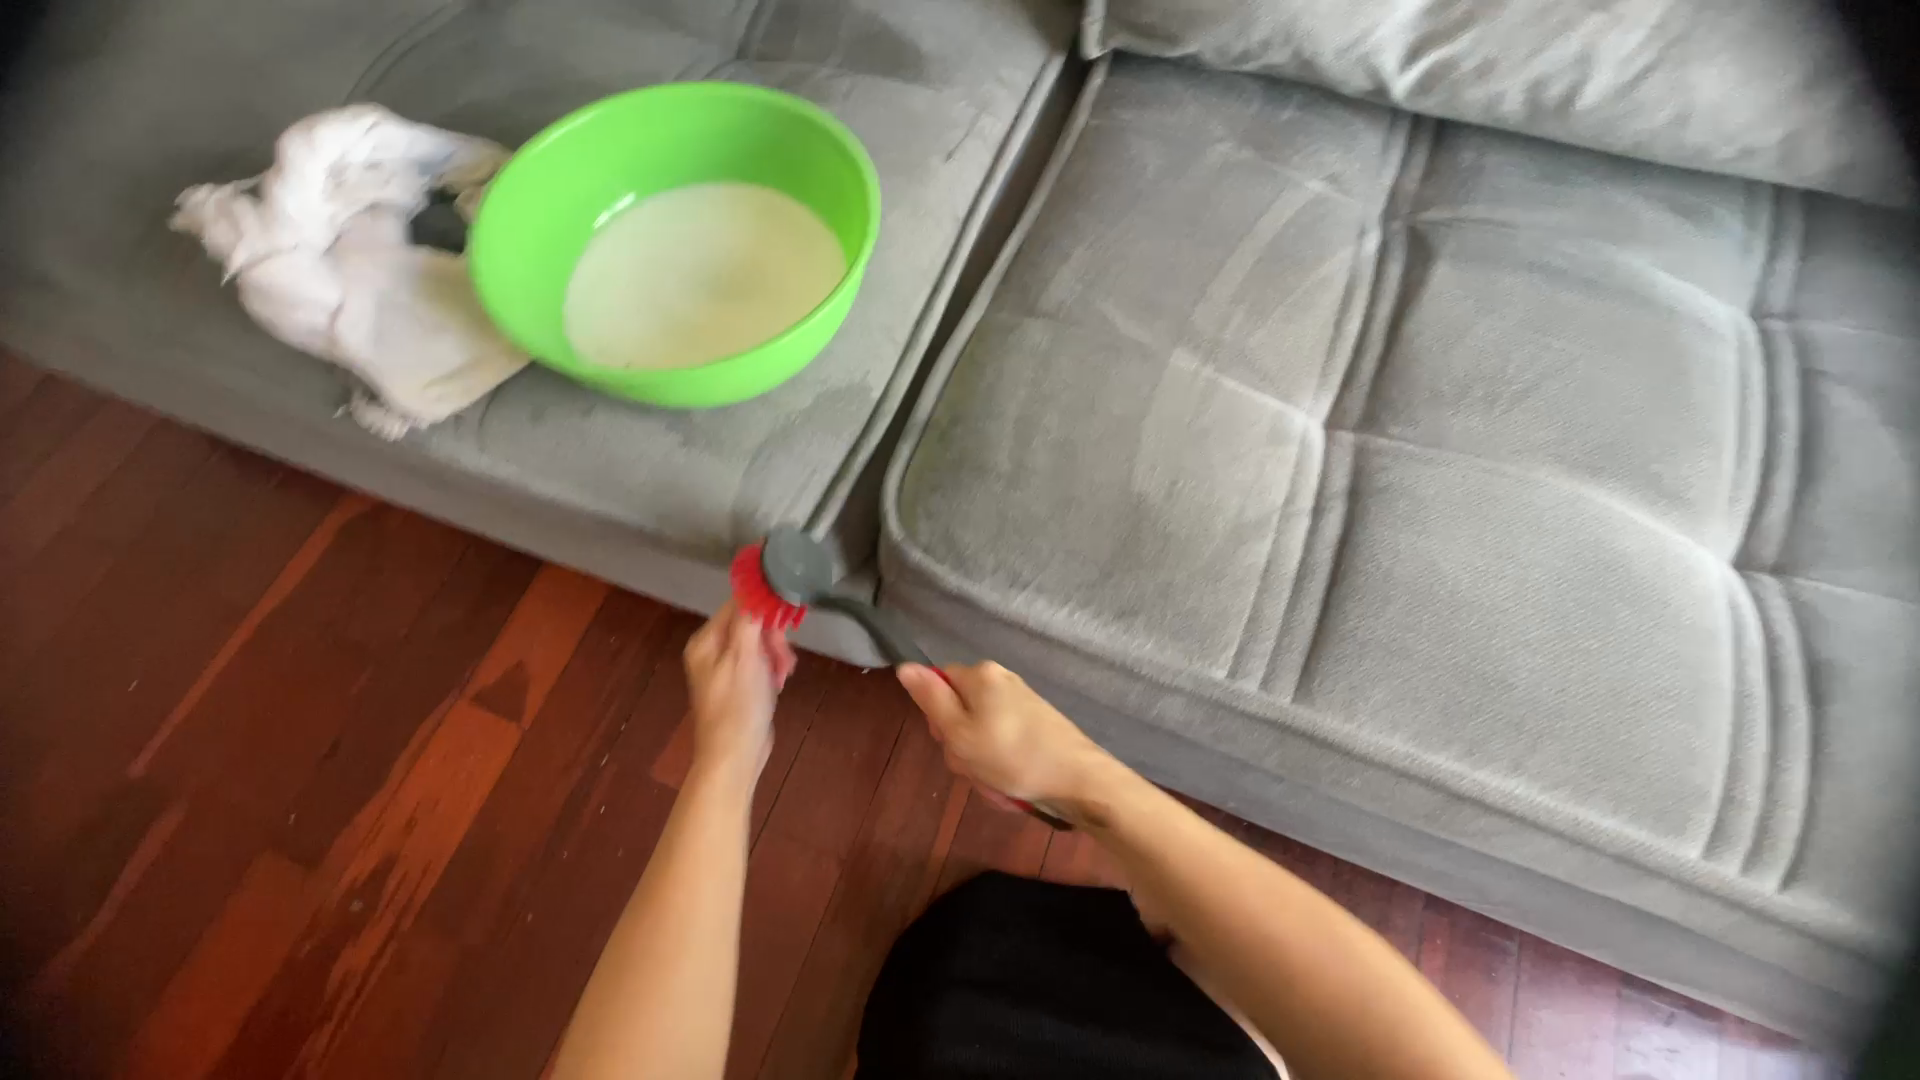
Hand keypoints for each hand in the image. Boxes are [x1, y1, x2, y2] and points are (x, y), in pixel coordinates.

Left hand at [683, 602, 796, 784]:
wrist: (735, 756)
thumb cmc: (738, 705)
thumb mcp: (745, 657)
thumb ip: (749, 619)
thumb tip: (755, 585)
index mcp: (706, 641)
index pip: (737, 605)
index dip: (764, 607)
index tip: (787, 617)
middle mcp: (712, 650)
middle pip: (751, 624)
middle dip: (773, 638)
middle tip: (784, 658)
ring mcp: (726, 668)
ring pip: (760, 643)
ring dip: (776, 655)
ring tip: (783, 674)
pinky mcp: (741, 683)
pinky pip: (761, 663)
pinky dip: (773, 669)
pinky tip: (779, 683)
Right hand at [896, 661, 1110, 808]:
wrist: (1078, 779)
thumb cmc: (1011, 756)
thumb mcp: (958, 733)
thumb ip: (930, 699)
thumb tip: (905, 666)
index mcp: (980, 675)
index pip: (938, 684)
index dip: (937, 717)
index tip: (949, 742)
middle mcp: (1001, 680)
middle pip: (960, 711)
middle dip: (961, 746)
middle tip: (974, 766)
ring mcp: (1022, 702)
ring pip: (981, 734)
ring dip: (981, 763)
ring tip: (997, 781)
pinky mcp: (1037, 724)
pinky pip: (1004, 744)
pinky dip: (1003, 767)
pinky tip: (1013, 785)